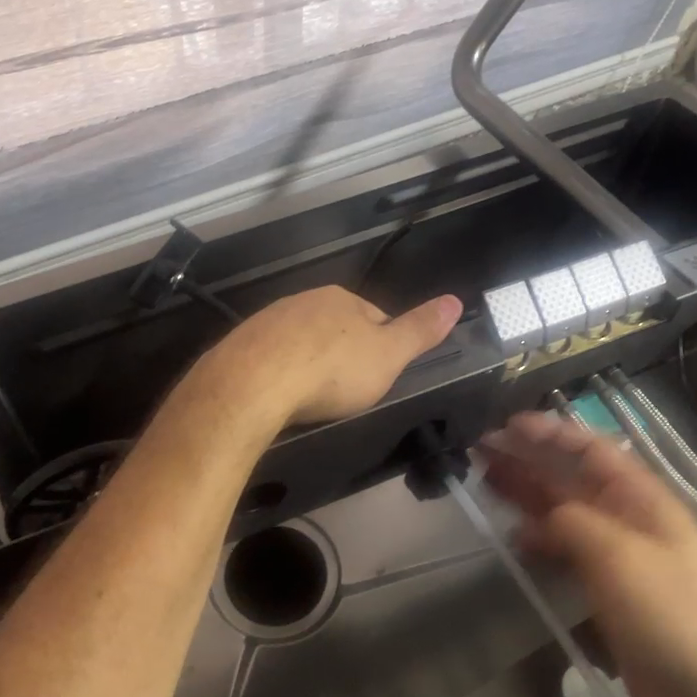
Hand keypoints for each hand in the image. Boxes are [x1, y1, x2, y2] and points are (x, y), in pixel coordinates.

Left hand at [200, 286, 462, 424]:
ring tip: (312, 396)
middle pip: (334, 325)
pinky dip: (279, 372)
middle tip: (347, 390)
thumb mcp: (389, 355)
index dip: (382, 344)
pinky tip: (280, 395)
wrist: (253, 383)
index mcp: (343, 299)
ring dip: (308, 361)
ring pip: (300, 339)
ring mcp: (269, 320)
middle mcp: (305, 300)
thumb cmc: (332, 371)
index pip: (374, 316)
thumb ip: (420, 330)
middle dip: (342, 352)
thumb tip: (455, 299)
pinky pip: (270, 356)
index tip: (381, 374)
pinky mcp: (241, 343)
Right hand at [481, 412, 696, 696]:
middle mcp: (631, 520)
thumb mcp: (618, 554)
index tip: (507, 425)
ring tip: (487, 484)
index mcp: (643, 499)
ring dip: (529, 497)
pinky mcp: (613, 595)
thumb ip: (572, 521)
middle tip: (482, 451)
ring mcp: (622, 559)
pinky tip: (515, 539)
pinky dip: (540, 541)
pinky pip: (570, 554)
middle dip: (530, 460)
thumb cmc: (673, 612)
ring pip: (567, 514)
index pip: (592, 449)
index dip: (550, 433)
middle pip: (573, 478)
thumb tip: (539, 517)